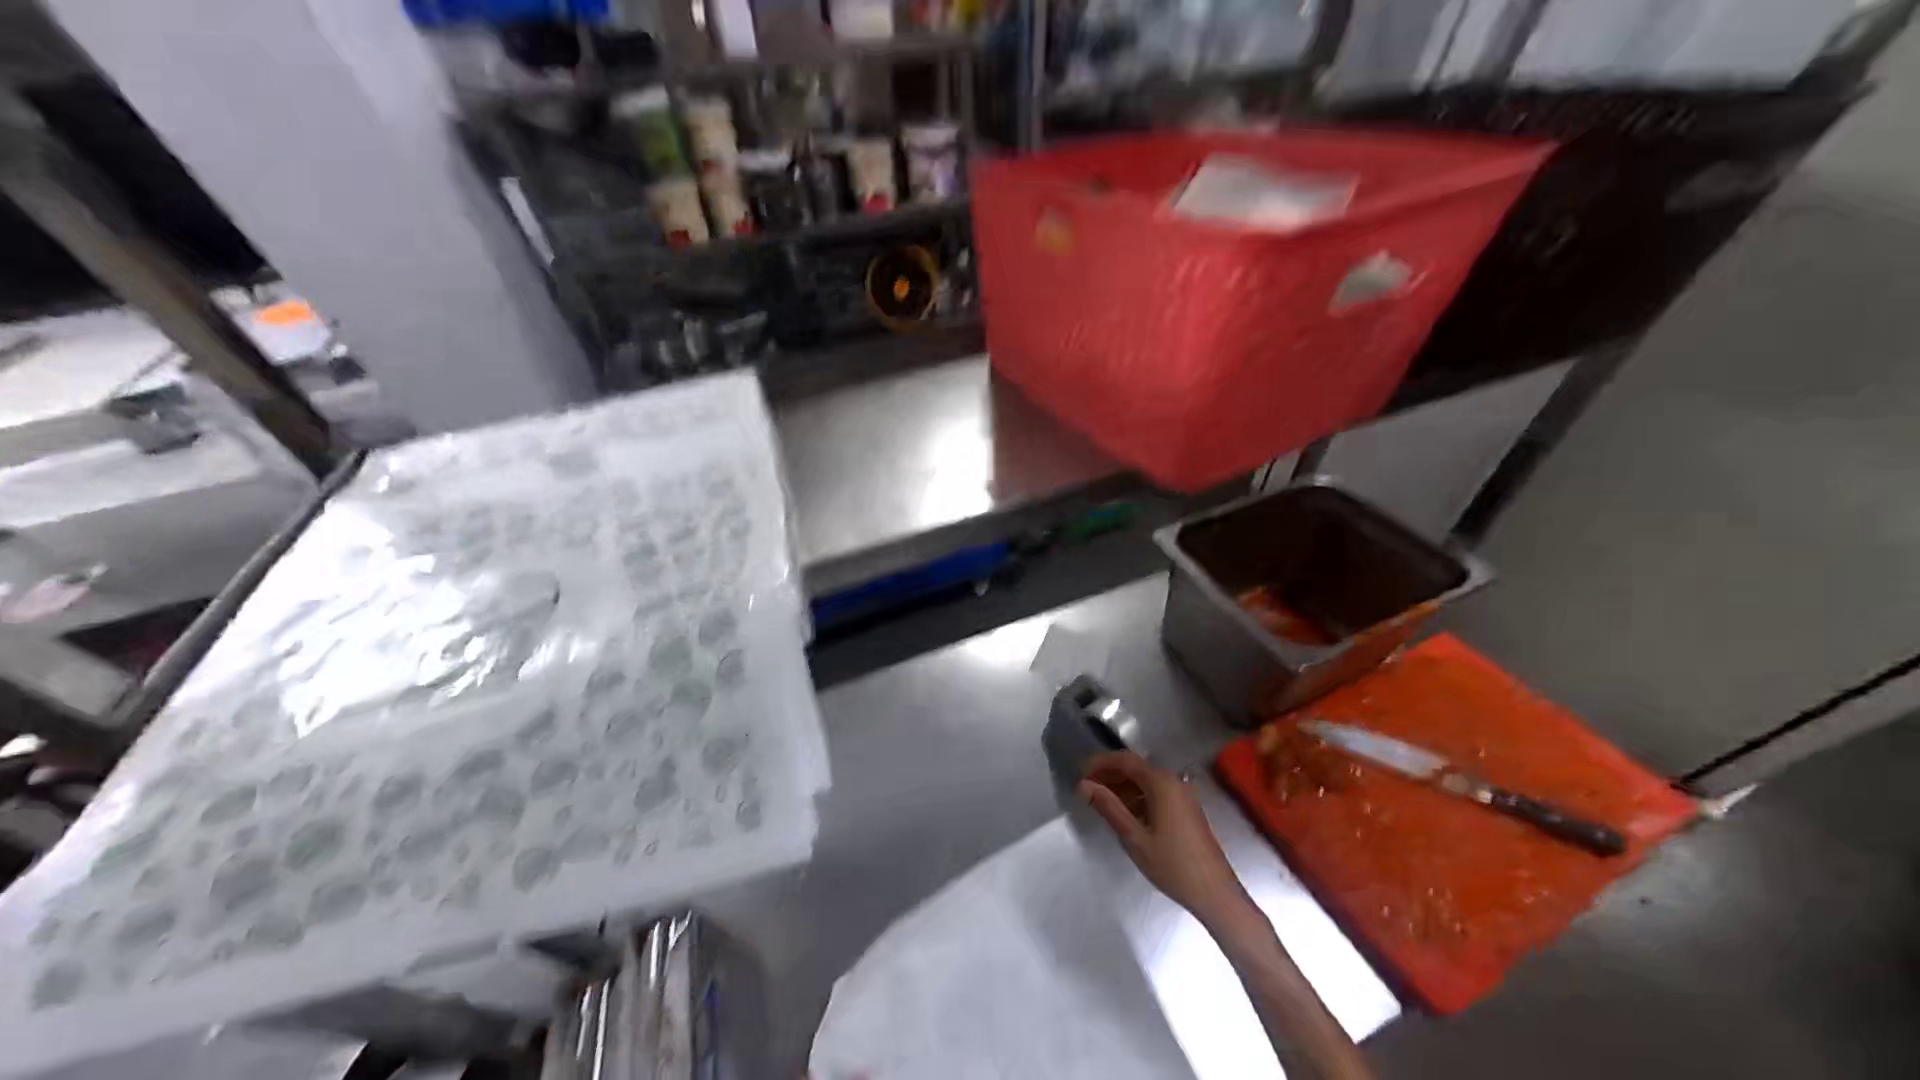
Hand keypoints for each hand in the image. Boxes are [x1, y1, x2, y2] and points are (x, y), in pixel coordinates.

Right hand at [1077, 751, 1248, 924]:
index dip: (1100, 764)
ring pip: (1146, 782)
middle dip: (1110, 775)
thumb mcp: (1134, 837)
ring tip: (1100, 803)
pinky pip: (1157, 794)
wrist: (1215, 894)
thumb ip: (1109, 807)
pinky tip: (1125, 814)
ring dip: (1123, 787)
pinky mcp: (1187, 810)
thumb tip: (1084, 786)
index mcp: (1161, 783)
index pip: (1125, 761)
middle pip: (1136, 769)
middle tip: (1087, 789)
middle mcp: (1174, 782)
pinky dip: (1138, 797)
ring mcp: (1183, 796)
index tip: (1080, 773)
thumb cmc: (1173, 865)